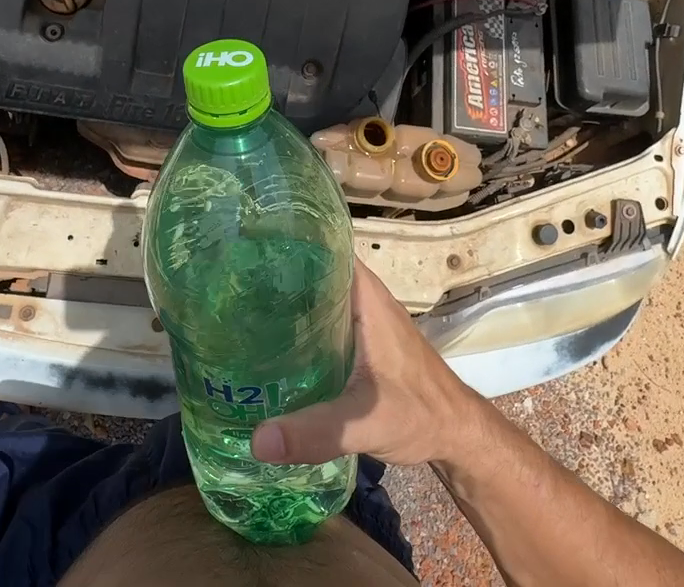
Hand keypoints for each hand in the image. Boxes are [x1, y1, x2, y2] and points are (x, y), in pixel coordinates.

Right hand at [252, 259, 488, 467]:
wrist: (457, 434)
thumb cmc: (421, 413)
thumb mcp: (366, 421)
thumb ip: (316, 431)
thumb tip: (256, 440)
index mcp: (367, 297)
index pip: (324, 248)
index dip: (286, 243)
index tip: (245, 247)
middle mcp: (364, 300)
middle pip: (313, 272)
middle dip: (273, 276)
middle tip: (226, 286)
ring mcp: (363, 321)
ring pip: (316, 299)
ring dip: (283, 304)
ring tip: (235, 313)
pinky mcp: (361, 343)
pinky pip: (322, 322)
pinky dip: (297, 329)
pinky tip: (267, 349)